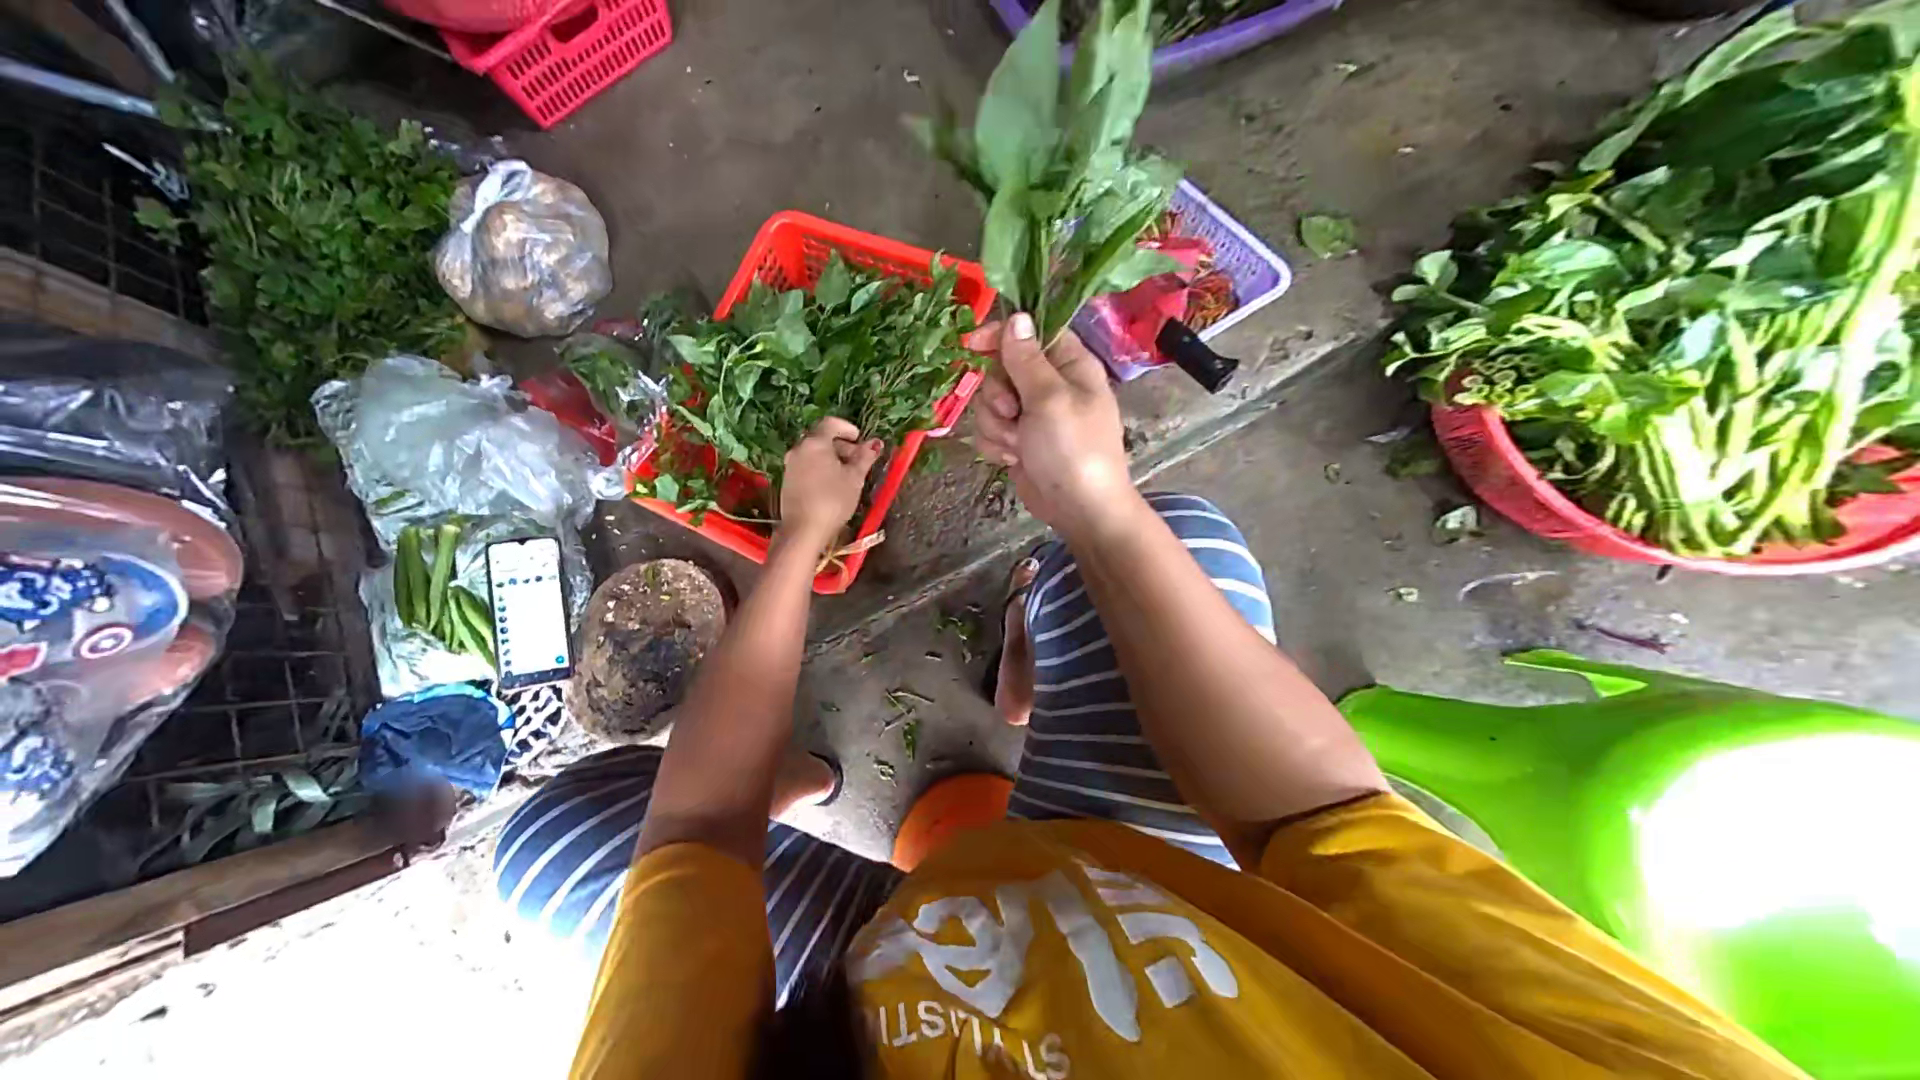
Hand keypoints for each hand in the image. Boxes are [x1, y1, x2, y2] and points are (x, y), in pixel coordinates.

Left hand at [778, 417, 882, 551]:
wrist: (803, 530)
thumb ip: (865, 457)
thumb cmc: (833, 500)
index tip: (860, 439)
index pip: (831, 423)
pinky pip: (806, 465)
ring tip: (847, 474)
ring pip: (813, 452)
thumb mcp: (854, 478)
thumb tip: (876, 442)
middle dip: (842, 445)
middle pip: (821, 438)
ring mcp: (790, 465)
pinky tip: (831, 484)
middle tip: (858, 459)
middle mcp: (799, 449)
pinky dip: (820, 467)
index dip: (848, 428)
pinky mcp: (787, 480)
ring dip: (831, 457)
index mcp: (815, 443)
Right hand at [969, 313, 1136, 539]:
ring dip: (996, 424)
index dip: (1002, 335)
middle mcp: (1050, 385)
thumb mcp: (1050, 398)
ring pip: (990, 402)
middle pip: (1002, 368)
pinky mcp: (1018, 441)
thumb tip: (1017, 317)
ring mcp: (1032, 415)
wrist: (1078, 509)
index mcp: (1070, 365)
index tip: (974, 344)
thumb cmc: (1072, 449)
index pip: (1031, 332)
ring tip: (1018, 444)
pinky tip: (1012, 458)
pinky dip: (996, 444)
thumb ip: (1027, 358)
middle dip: (998, 393)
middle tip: (1012, 413)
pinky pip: (990, 430)